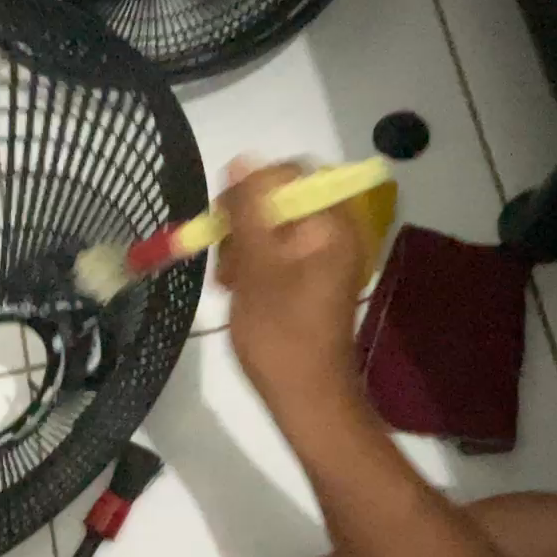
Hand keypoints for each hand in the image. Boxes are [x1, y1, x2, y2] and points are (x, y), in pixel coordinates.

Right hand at [216, 158, 366, 409]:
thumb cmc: (279, 336)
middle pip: (279, 200)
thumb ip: (248, 211)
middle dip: (243, 224)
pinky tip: (241, 291)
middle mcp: (335, 232)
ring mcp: (325, 257)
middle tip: (226, 262)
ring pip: (273, 228)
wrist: (306, 397)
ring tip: (230, 283)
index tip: (221, 223)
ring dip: (244, 247)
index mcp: (329, 224)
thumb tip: (242, 160)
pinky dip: (255, 266)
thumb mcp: (257, 268)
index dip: (248, 190)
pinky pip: (279, 254)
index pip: (287, 174)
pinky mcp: (313, 279)